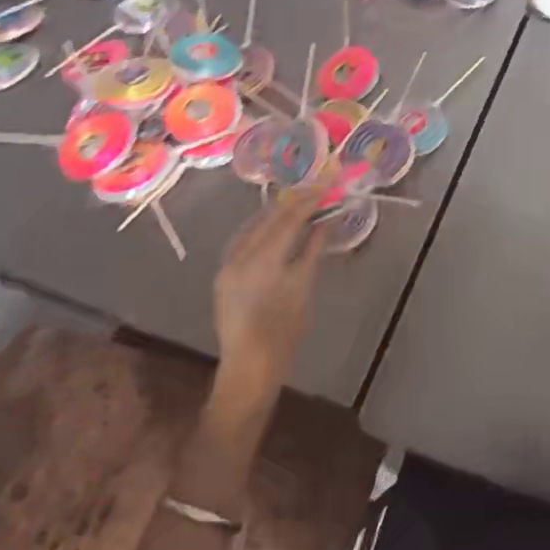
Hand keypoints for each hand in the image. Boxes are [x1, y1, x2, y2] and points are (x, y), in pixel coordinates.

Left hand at [213, 178, 329, 390]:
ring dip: (275, 215)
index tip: (325, 185)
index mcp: (262, 258)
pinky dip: (261, 231)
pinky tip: (273, 230)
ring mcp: (227, 264)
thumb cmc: (284, 330)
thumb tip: (323, 223)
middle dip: (291, 204)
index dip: (308, 200)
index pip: (288, 219)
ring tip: (296, 205)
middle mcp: (240, 254)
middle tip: (313, 190)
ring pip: (252, 228)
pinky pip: (243, 241)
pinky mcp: (223, 275)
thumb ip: (312, 251)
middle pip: (268, 219)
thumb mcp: (303, 288)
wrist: (250, 364)